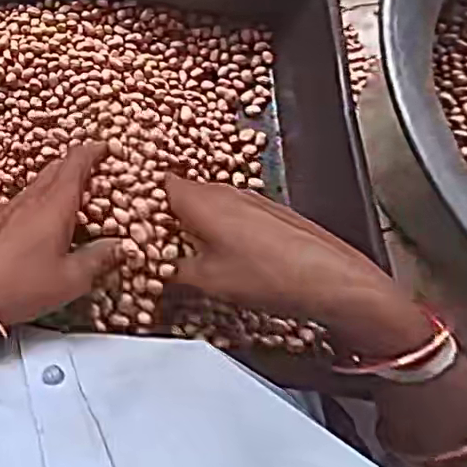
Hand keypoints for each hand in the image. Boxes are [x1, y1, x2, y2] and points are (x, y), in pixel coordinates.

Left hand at [0, 142, 121, 326]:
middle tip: (96, 169)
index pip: (74, 164)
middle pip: (56, 169)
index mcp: (53, 205)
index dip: (92, 152)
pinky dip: (42, 200)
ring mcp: (10, 208)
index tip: (105, 147)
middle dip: (77, 164)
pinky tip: (46, 220)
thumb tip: (117, 246)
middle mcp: (30, 199)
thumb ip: (97, 258)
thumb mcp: (70, 279)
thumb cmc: (20, 285)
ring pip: (39, 184)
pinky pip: (25, 200)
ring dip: (58, 182)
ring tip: (76, 195)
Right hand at [161, 177, 416, 345]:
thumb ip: (169, 271)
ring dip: (191, 221)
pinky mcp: (269, 212)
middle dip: (162, 213)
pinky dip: (217, 227)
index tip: (127, 215)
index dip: (138, 197)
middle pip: (179, 192)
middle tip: (150, 239)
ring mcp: (249, 198)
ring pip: (205, 202)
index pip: (154, 183)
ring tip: (184, 249)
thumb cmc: (271, 276)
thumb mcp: (206, 280)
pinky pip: (230, 211)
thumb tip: (151, 271)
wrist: (339, 283)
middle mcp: (222, 190)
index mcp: (199, 199)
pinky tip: (222, 253)